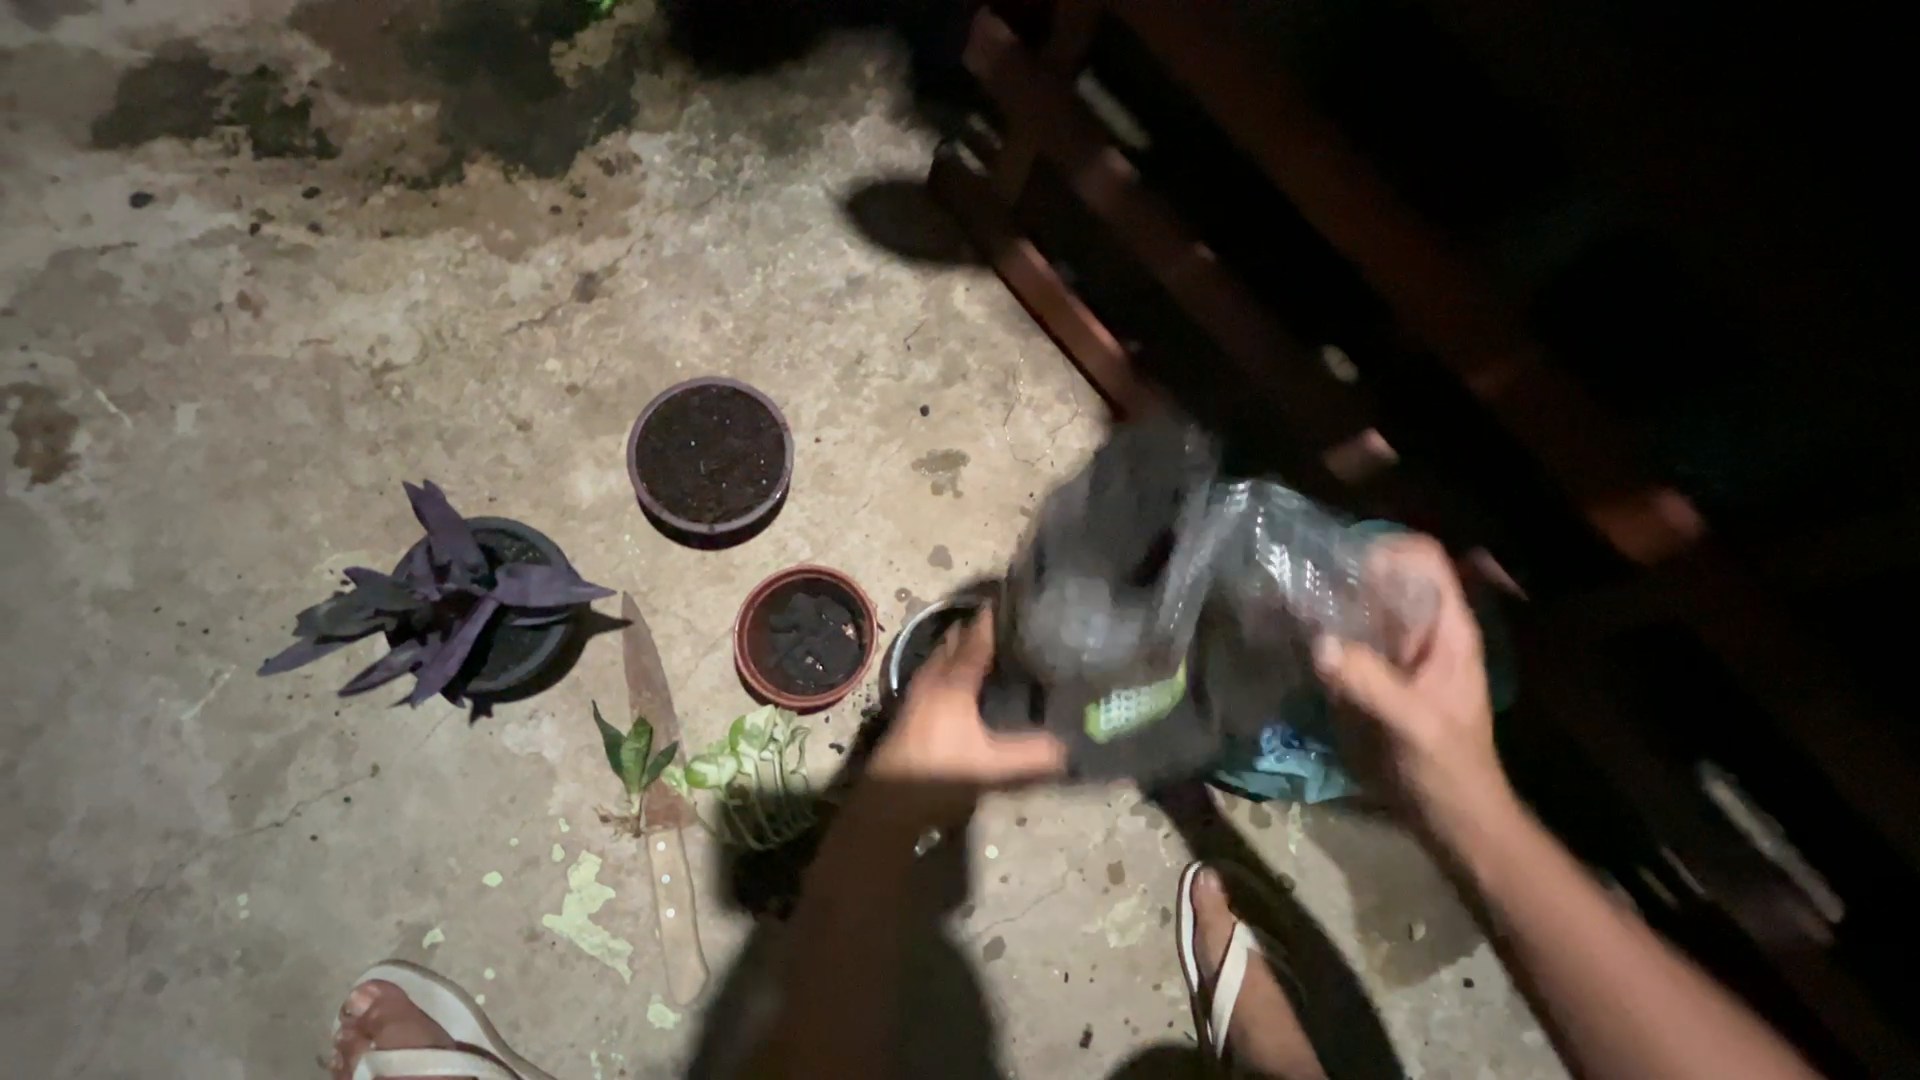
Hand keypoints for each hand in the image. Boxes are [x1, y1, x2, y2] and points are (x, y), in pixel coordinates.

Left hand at [867, 607, 1066, 818]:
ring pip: (943, 654)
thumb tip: (1070, 746)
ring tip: (994, 643)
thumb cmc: (940, 775)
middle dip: (980, 626)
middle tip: (1012, 619)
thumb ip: (1032, 755)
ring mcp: (918, 691)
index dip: (994, 616)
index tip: (1015, 597)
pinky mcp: (912, 707)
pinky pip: (937, 670)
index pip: (977, 637)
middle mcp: (934, 678)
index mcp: (954, 681)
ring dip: (964, 644)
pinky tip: (968, 678)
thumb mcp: (993, 768)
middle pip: (956, 640)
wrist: (888, 803)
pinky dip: (954, 663)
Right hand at [1312, 535, 1507, 829]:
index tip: (1338, 565)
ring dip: (1320, 601)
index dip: (1385, 550)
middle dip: (1340, 573)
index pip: (1423, 561)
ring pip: (1355, 607)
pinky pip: (1338, 640)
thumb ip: (1369, 682)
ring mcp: (1389, 654)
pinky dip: (1312, 632)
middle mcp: (1417, 632)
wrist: (1446, 818)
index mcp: (1445, 630)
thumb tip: (1317, 642)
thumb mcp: (1412, 724)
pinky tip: (1283, 635)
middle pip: (1381, 579)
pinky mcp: (1365, 676)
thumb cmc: (1446, 767)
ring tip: (1279, 601)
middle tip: (1294, 579)